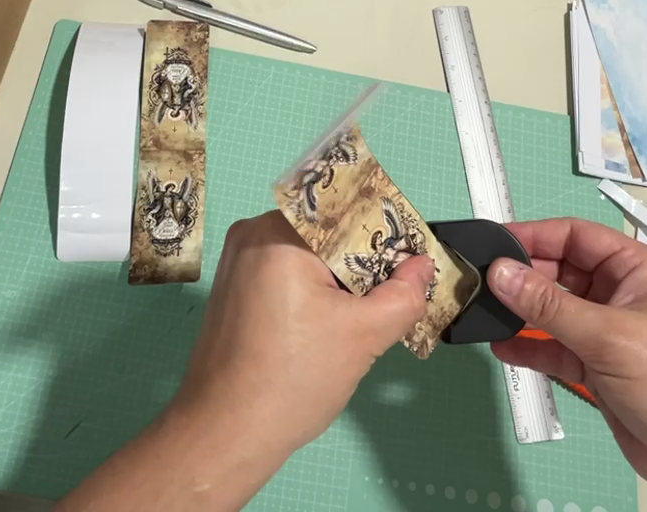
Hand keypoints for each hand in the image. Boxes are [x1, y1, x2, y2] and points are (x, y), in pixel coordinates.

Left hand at [173, 211, 433, 457]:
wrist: (223, 433)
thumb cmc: (292, 380)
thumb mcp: (362, 336)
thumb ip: (401, 295)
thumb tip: (423, 265)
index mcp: (279, 232)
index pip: (345, 213)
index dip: (382, 235)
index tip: (408, 261)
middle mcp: (253, 232)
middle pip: (325, 232)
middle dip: (361, 261)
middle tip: (388, 292)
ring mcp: (238, 258)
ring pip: (307, 253)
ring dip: (337, 279)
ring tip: (360, 312)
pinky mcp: (234, 285)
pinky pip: (285, 271)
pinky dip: (311, 289)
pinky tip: (327, 324)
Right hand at [486, 219, 646, 495]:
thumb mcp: (607, 337)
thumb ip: (547, 304)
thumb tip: (498, 272)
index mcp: (634, 269)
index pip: (575, 236)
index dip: (533, 235)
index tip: (491, 243)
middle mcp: (619, 293)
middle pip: (559, 271)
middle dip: (521, 277)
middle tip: (477, 282)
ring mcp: (608, 332)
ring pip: (553, 310)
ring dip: (521, 313)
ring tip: (482, 313)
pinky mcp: (598, 367)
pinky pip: (555, 346)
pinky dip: (530, 346)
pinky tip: (502, 347)